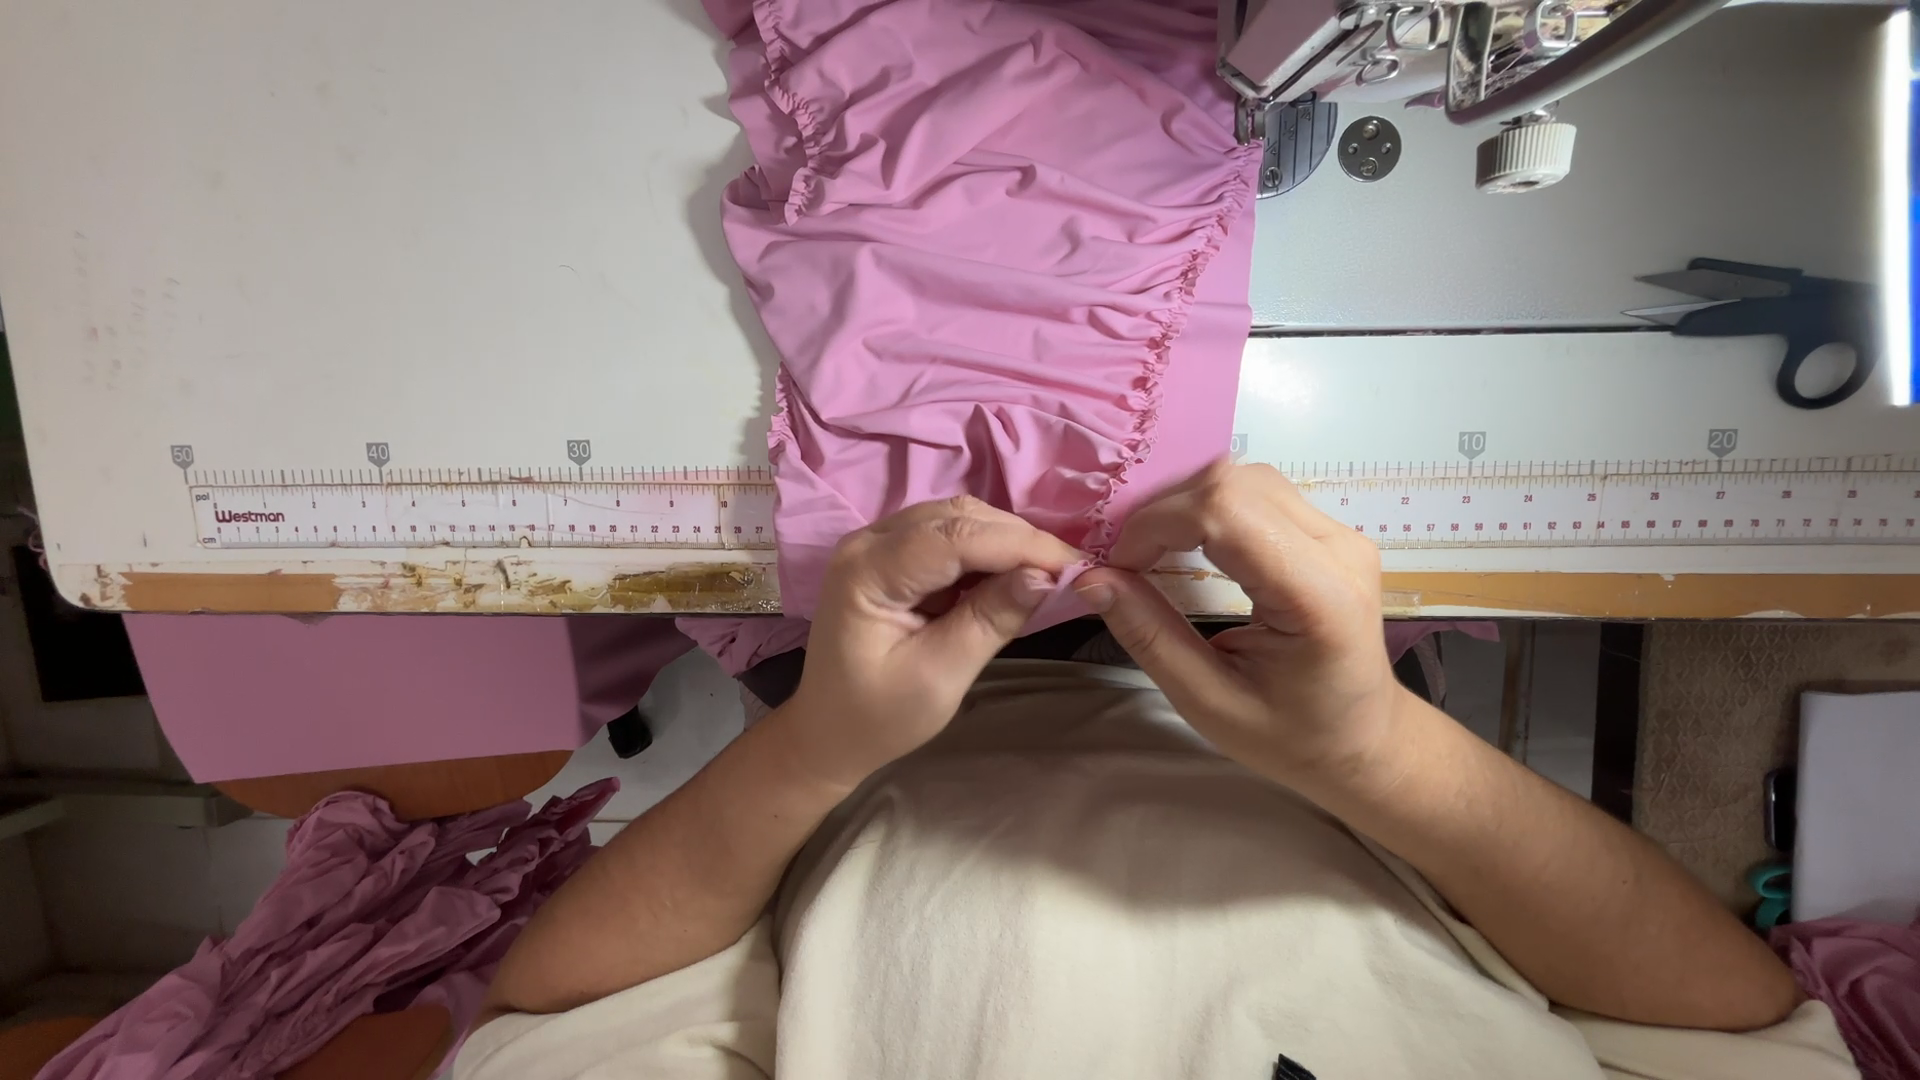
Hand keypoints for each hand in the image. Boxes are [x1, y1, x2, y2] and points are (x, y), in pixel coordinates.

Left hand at [781, 496, 1082, 788]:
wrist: (828, 731)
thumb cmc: (878, 717)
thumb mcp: (940, 677)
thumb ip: (989, 621)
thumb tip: (1044, 577)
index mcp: (867, 573)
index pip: (953, 538)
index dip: (1018, 544)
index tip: (1073, 564)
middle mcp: (867, 542)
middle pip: (955, 517)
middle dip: (1016, 538)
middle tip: (1069, 568)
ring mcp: (876, 543)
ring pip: (954, 518)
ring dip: (1004, 539)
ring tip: (1047, 570)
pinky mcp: (890, 554)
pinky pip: (946, 535)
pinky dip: (985, 549)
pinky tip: (1012, 571)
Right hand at [1073, 461, 1404, 788]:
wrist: (1364, 742)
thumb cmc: (1290, 737)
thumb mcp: (1206, 702)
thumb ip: (1148, 635)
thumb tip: (1091, 578)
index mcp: (1318, 596)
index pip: (1227, 511)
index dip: (1158, 524)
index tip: (1120, 567)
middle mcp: (1338, 548)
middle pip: (1234, 482)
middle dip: (1165, 510)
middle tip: (1131, 559)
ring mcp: (1339, 533)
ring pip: (1243, 478)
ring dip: (1184, 504)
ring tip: (1154, 549)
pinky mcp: (1327, 532)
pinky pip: (1255, 493)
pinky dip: (1206, 507)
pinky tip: (1187, 543)